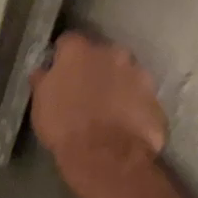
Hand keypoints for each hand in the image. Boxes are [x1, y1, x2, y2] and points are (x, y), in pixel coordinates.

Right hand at [29, 33, 166, 174]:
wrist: (105, 156)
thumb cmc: (64, 126)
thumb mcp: (40, 103)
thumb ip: (44, 79)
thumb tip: (44, 70)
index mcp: (79, 51)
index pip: (68, 41)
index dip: (63, 56)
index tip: (59, 70)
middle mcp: (113, 53)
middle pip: (101, 54)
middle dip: (95, 67)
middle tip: (85, 89)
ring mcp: (139, 75)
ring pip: (124, 73)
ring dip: (116, 84)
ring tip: (107, 108)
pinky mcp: (156, 98)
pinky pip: (140, 96)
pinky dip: (132, 104)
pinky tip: (123, 122)